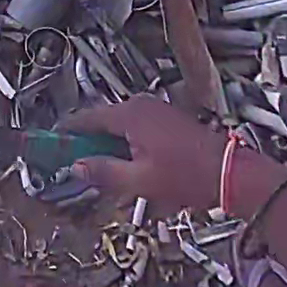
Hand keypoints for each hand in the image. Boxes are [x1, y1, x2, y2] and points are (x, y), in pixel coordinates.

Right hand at [63, 97, 283, 214]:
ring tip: (114, 172)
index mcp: (129, 115)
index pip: (86, 118)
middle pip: (103, 122)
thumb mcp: (140, 181)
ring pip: (120, 126)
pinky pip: (137, 128)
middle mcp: (140, 105)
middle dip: (92, 143)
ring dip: (112, 146)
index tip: (54, 140)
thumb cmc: (188, 176)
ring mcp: (155, 110)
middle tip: (83, 165)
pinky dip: (129, 144)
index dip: (68, 131)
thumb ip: (104, 172)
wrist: (233, 174)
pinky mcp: (167, 118)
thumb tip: (77, 167)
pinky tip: (136, 167)